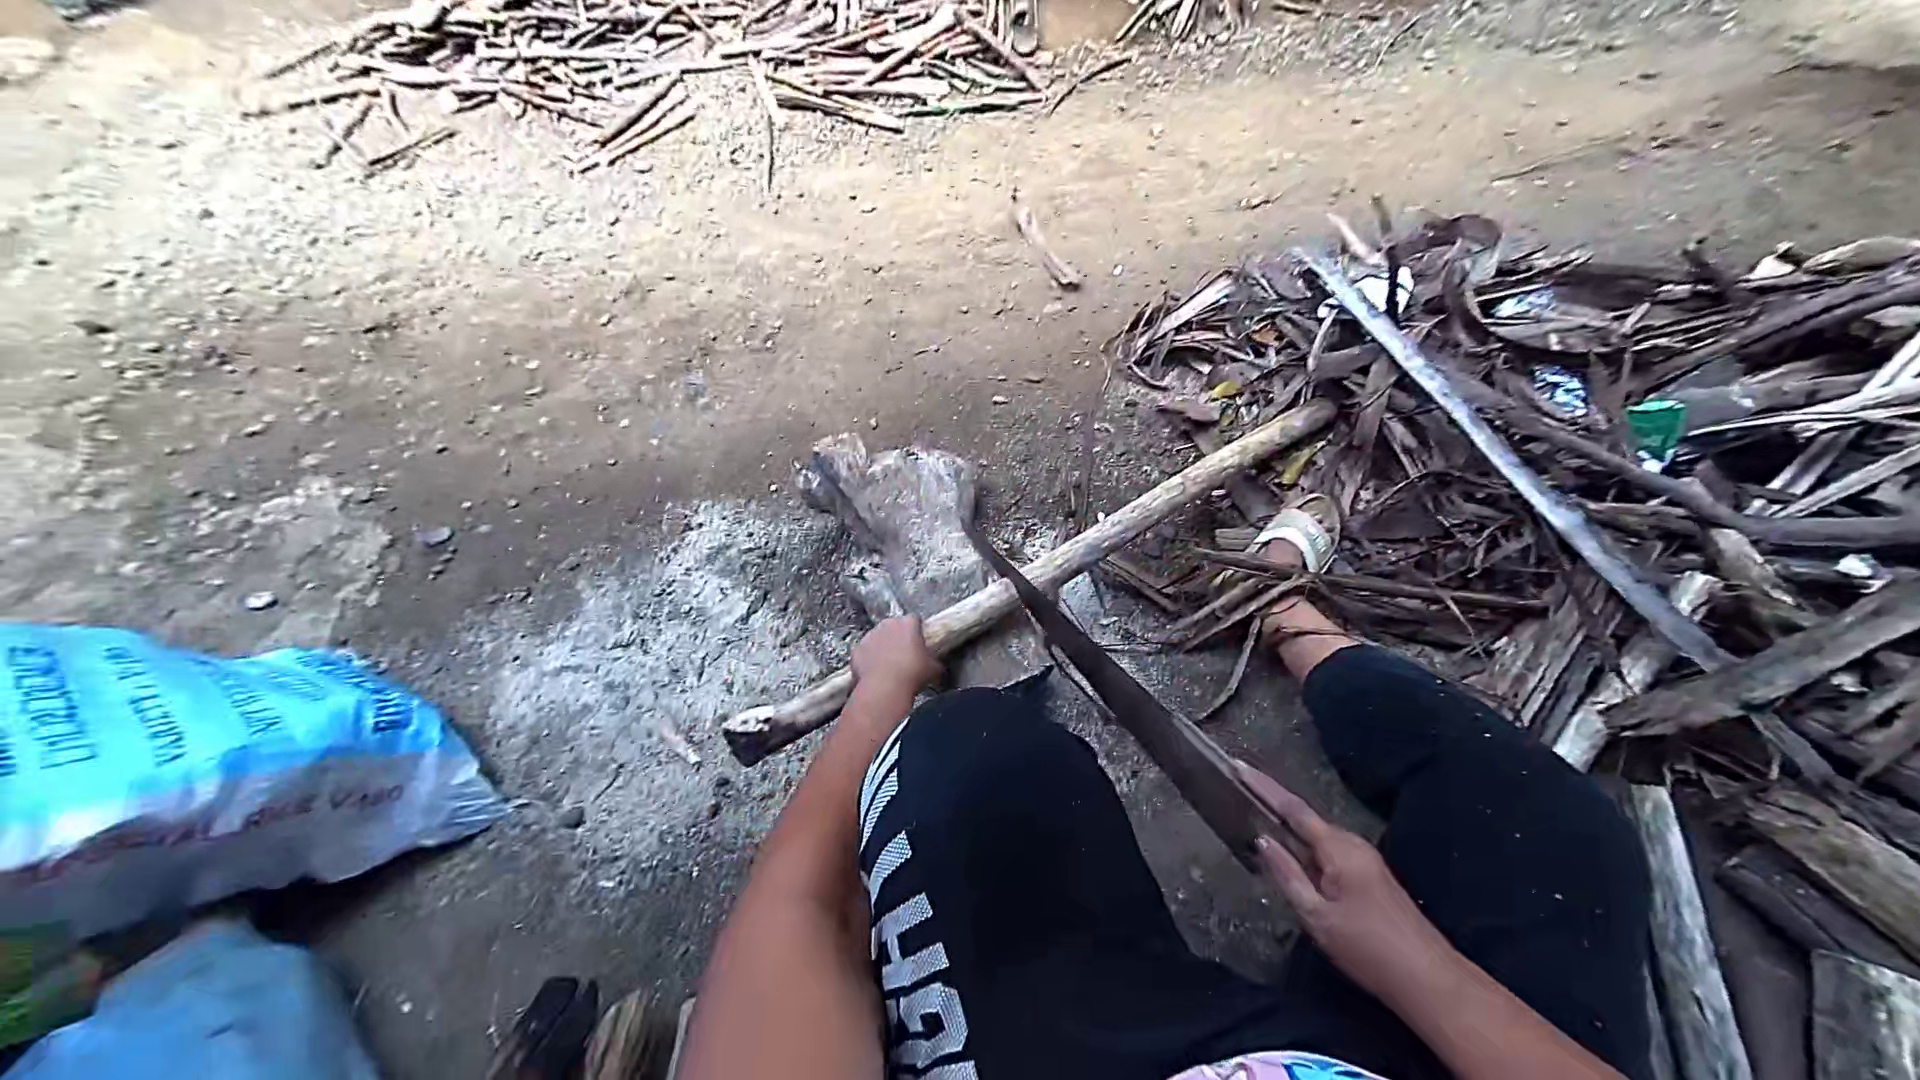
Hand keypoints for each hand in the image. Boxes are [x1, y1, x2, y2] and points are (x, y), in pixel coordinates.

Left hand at [849, 617, 939, 701]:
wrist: (884, 688)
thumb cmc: (913, 674)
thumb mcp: (934, 670)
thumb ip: (935, 663)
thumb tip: (937, 667)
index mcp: (908, 623)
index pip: (914, 620)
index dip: (917, 631)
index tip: (919, 643)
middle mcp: (887, 624)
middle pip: (893, 626)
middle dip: (898, 637)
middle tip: (903, 654)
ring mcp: (869, 635)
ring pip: (877, 638)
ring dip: (882, 647)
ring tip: (888, 666)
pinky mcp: (856, 649)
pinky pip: (864, 652)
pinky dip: (868, 659)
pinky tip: (874, 673)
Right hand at [1236, 761, 1453, 1002]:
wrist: (1432, 983)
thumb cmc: (1370, 950)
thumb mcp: (1316, 916)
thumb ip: (1286, 874)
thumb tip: (1262, 840)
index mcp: (1338, 848)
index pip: (1292, 808)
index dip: (1262, 786)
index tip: (1237, 765)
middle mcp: (1352, 844)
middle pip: (1304, 817)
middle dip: (1271, 801)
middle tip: (1237, 786)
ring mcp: (1364, 858)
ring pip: (1315, 835)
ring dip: (1286, 825)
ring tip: (1253, 814)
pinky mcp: (1368, 875)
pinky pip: (1326, 849)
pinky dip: (1302, 844)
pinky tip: (1287, 852)